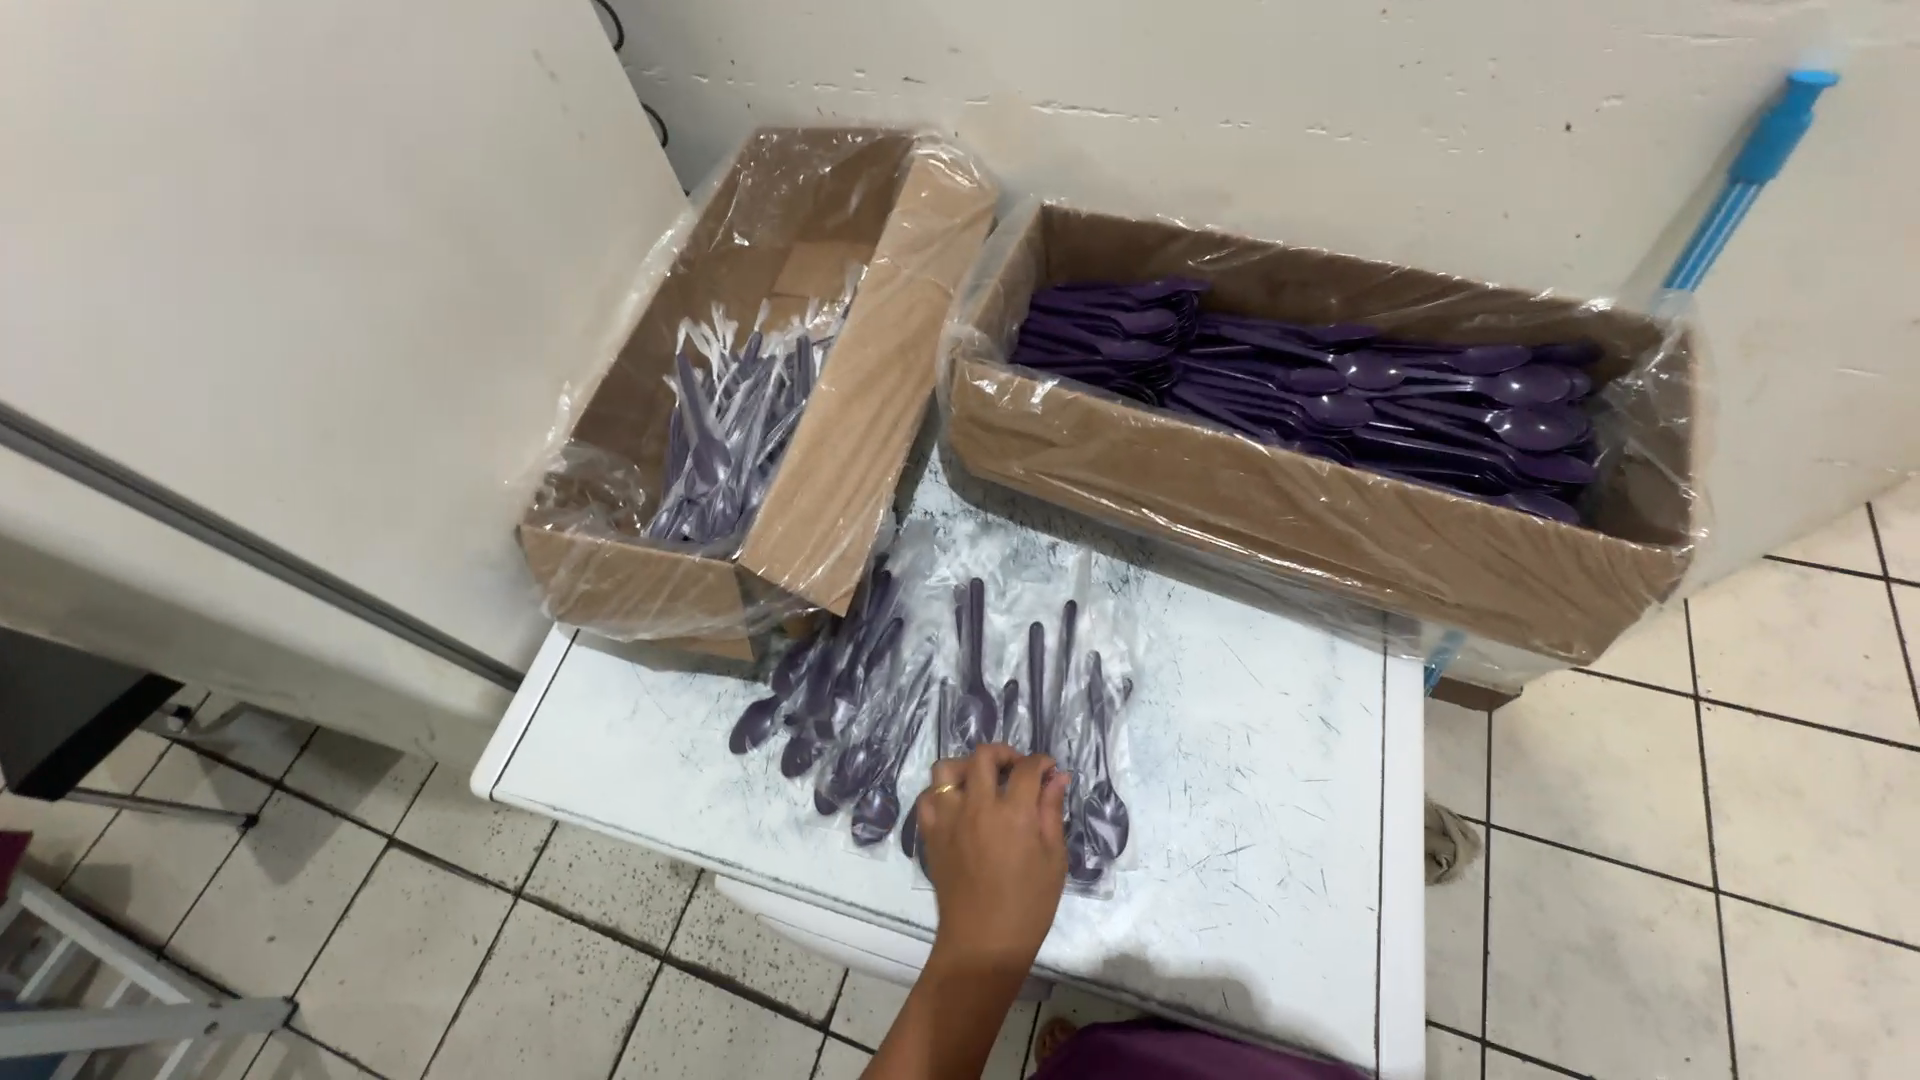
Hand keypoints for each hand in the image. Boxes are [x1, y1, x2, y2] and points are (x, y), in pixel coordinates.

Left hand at [916, 744, 1070, 974]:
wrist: (983, 942)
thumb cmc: (1028, 905)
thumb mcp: (1053, 859)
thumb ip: (1052, 812)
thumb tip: (1057, 778)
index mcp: (1013, 813)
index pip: (1027, 768)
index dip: (1041, 762)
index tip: (1049, 770)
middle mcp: (977, 806)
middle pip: (984, 756)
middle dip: (1005, 753)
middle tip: (1017, 770)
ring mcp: (949, 818)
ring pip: (947, 769)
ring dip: (967, 767)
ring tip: (982, 781)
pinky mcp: (930, 833)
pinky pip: (928, 798)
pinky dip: (942, 793)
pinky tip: (958, 805)